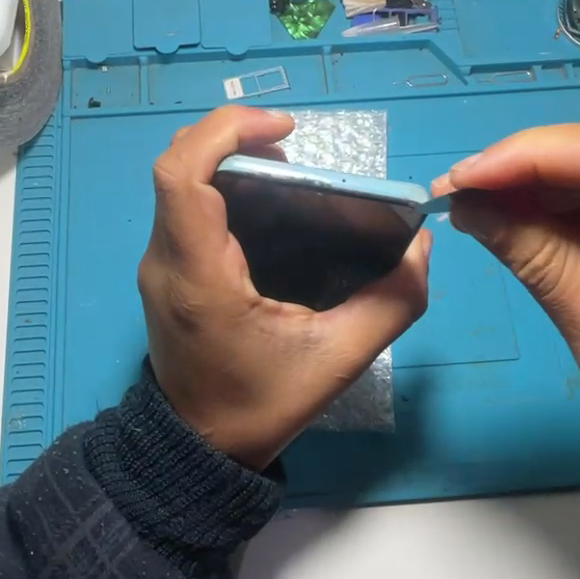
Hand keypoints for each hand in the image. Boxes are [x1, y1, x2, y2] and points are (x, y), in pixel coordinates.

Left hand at [140, 106, 431, 469]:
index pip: (182, 174)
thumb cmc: (259, 406)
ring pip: (177, 183)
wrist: (198, 450)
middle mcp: (166, 260)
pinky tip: (264, 204)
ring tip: (284, 169)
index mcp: (199, 274)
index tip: (284, 128)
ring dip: (223, 157)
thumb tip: (420, 248)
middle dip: (232, 137)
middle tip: (291, 147)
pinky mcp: (165, 272)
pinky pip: (182, 207)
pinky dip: (217, 184)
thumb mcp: (337, 361)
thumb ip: (390, 303)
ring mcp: (158, 265)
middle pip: (177, 165)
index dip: (226, 131)